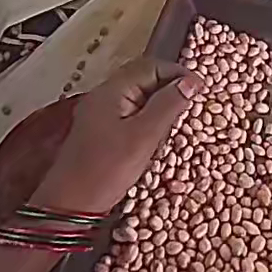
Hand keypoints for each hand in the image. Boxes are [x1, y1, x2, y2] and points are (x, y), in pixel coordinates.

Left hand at [30, 57, 198, 215]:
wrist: (69, 205)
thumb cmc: (106, 170)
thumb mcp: (144, 136)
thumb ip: (168, 105)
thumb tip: (191, 81)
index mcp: (113, 90)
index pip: (151, 66)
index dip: (178, 73)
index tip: (201, 89)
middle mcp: (104, 96)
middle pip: (143, 78)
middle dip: (170, 87)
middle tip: (194, 102)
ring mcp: (100, 114)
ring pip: (138, 97)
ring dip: (161, 103)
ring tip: (181, 118)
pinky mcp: (101, 132)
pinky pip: (130, 114)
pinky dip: (148, 119)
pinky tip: (158, 135)